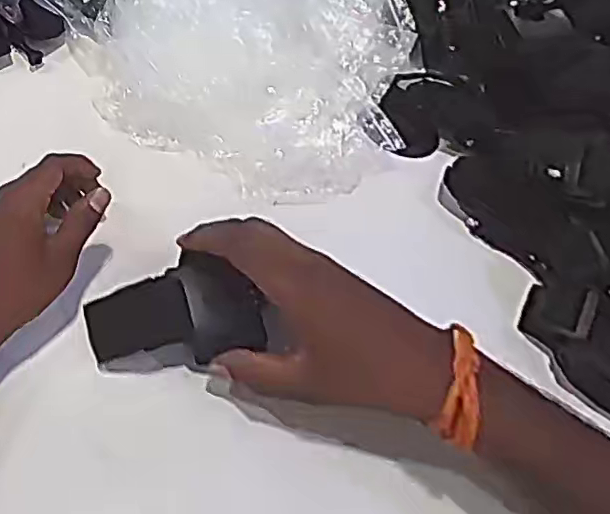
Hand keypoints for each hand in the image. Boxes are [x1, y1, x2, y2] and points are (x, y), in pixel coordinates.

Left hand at [0, 153, 111, 348]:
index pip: (55, 165)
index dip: (81, 166)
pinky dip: (49, 203)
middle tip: (95, 193)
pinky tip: (63, 223)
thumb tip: (98, 197)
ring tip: (84, 211)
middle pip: (46, 172)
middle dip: (74, 178)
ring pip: (37, 185)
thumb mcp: (62, 253)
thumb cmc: (14, 288)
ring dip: (63, 192)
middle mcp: (9, 197)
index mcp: (23, 198)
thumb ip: (83, 219)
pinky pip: (28, 199)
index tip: (97, 175)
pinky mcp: (1, 221)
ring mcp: (2, 209)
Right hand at [179, 218, 448, 421]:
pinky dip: (256, 242)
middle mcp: (302, 262)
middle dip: (216, 231)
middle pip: (250, 228)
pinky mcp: (329, 269)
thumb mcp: (304, 381)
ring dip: (237, 234)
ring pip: (266, 231)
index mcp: (290, 281)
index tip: (185, 243)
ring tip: (218, 253)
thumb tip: (220, 365)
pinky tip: (254, 268)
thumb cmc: (368, 371)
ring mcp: (317, 262)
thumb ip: (255, 372)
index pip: (238, 243)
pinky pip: (281, 240)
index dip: (206, 238)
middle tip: (195, 245)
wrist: (425, 367)